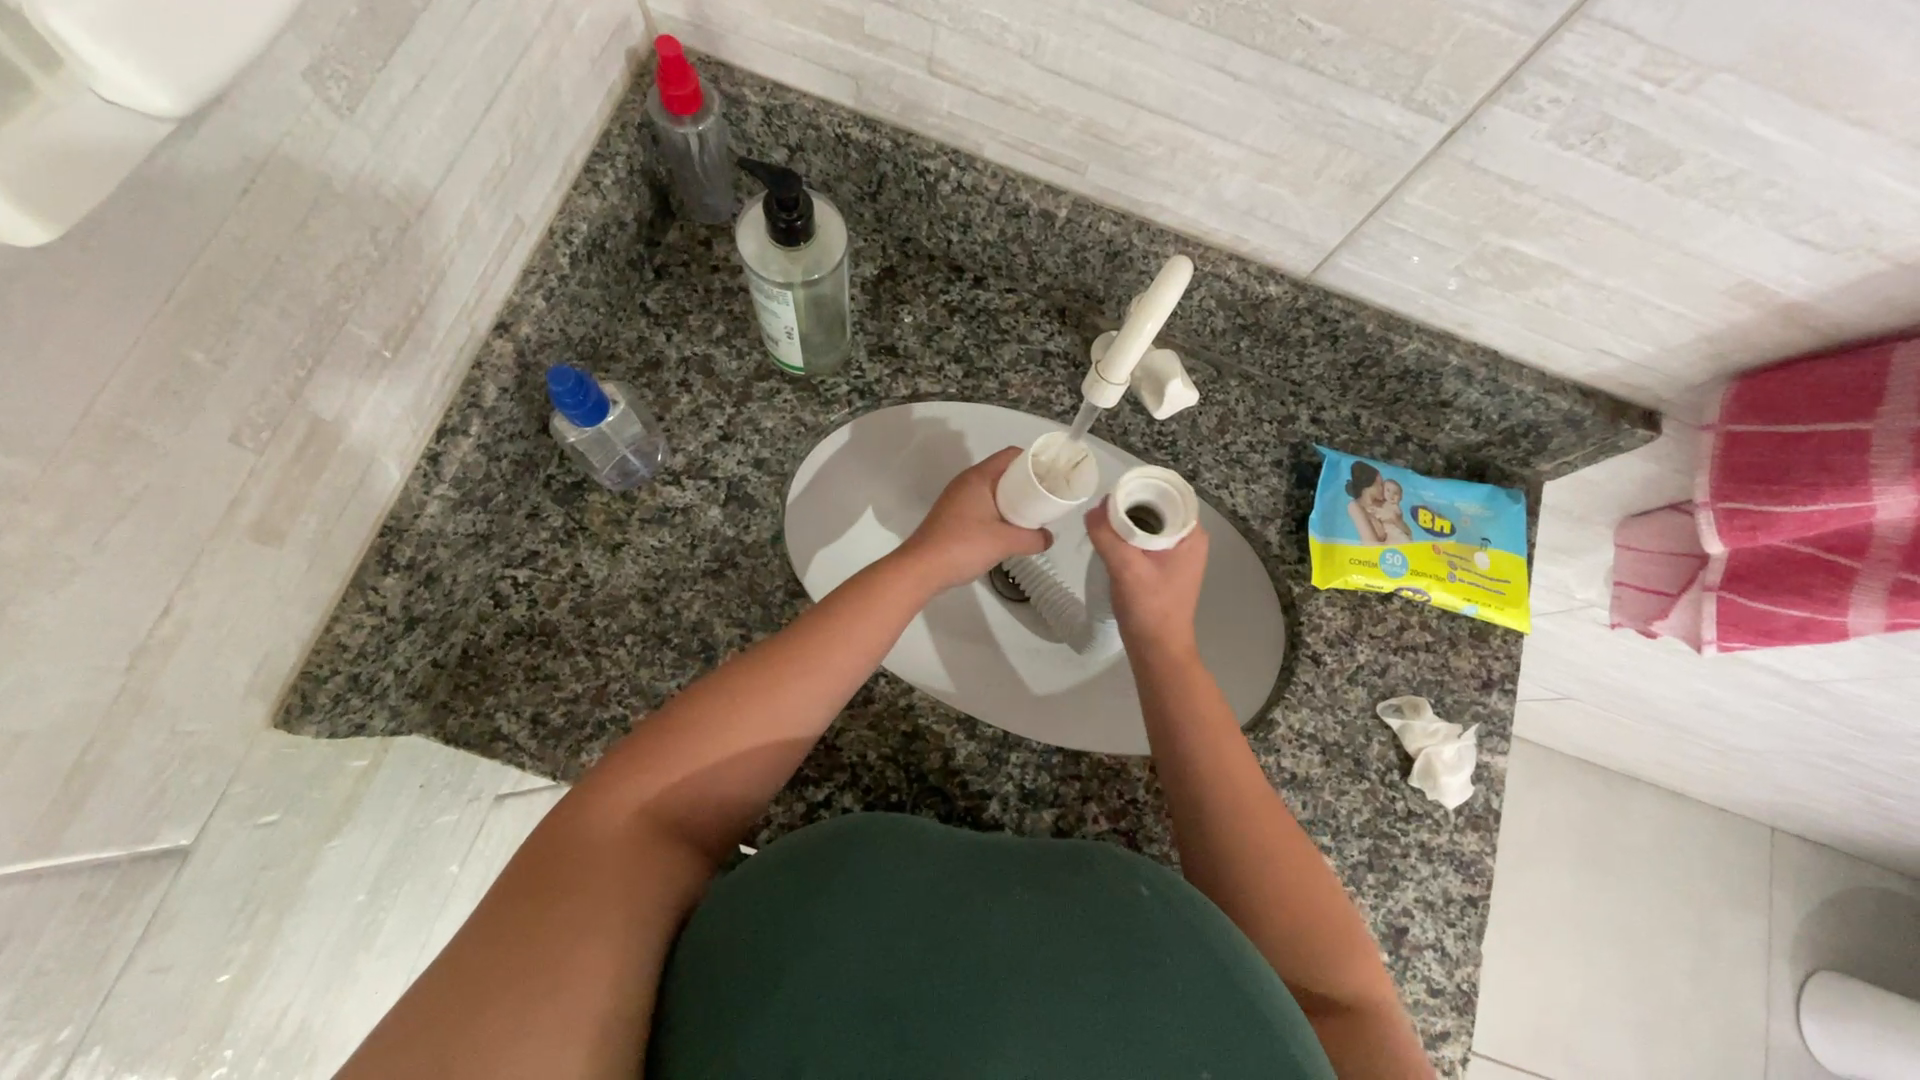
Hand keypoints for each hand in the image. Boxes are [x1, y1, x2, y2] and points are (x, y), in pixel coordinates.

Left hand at [895, 447, 1051, 592]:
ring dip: (1013, 500)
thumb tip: (1048, 538)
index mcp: (978, 477)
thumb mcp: (1005, 542)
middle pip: (1003, 472)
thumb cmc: (963, 546)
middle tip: (1047, 497)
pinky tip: (1010, 528)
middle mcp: (967, 482)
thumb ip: (1032, 539)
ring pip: (993, 490)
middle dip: (1026, 483)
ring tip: (1033, 514)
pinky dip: (999, 511)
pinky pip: (983, 505)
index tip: (1052, 475)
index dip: (1034, 461)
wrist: (921, 569)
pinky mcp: (953, 516)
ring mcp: (958, 499)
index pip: (1011, 455)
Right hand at [1086, 498, 1209, 653]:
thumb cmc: (1149, 609)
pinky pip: (1145, 540)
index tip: (1111, 491)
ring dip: (1126, 521)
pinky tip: (1109, 541)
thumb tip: (1093, 510)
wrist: (1157, 649)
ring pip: (1148, 523)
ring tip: (1101, 522)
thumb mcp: (1125, 568)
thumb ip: (1107, 535)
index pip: (1166, 493)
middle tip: (1100, 507)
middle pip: (1156, 506)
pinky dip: (1127, 537)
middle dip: (1128, 504)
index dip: (1139, 487)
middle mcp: (1188, 539)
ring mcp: (1177, 554)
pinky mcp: (1164, 567)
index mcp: (1190, 534)